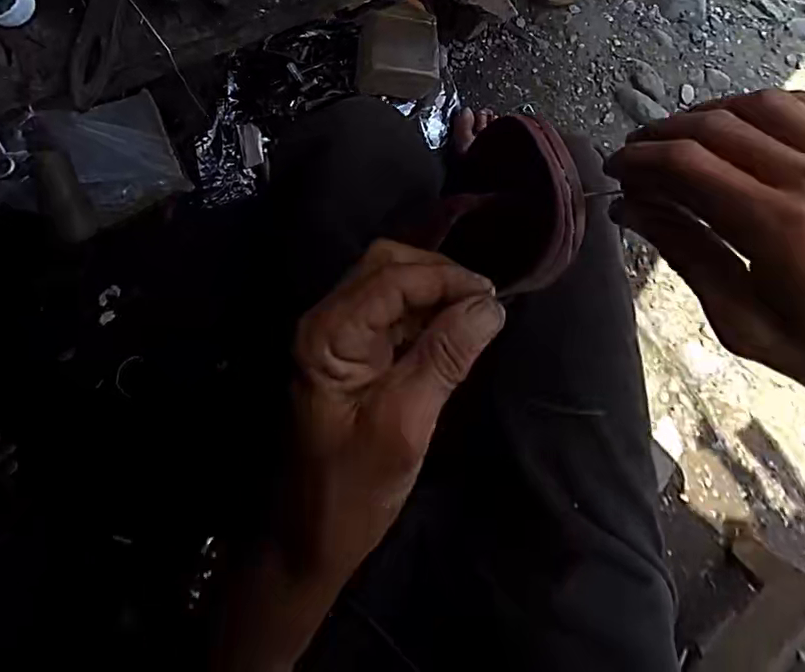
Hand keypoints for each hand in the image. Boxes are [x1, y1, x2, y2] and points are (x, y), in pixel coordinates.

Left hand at [215, 242, 502, 670]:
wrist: (312, 537)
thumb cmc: (353, 489)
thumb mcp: (406, 424)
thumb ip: (445, 357)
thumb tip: (490, 306)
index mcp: (326, 334)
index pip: (388, 280)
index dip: (443, 278)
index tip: (493, 293)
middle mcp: (326, 320)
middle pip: (384, 267)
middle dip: (436, 273)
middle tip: (484, 298)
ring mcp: (337, 333)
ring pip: (389, 283)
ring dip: (433, 289)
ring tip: (477, 308)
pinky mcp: (353, 350)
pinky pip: (392, 311)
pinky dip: (426, 310)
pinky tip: (454, 324)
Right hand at [603, 90, 804, 500]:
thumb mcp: (751, 327)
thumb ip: (687, 255)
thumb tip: (630, 211)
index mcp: (784, 230)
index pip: (686, 164)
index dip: (638, 159)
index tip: (615, 169)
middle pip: (718, 126)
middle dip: (662, 133)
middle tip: (639, 154)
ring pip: (767, 104)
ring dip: (712, 112)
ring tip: (686, 135)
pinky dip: (775, 107)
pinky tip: (753, 125)